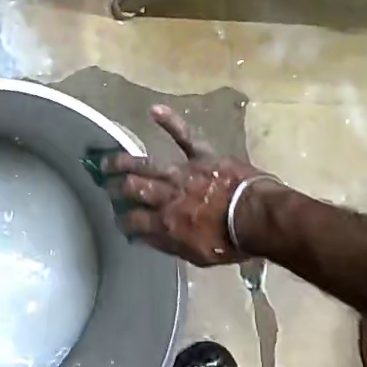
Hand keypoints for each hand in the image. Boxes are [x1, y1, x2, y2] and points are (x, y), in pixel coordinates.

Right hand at [100, 105, 276, 266]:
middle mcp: (166, 195)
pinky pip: (184, 136)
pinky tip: (154, 110)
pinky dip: (170, 122)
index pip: (132, 220)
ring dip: (123, 162)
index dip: (122, 221)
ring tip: (107, 162)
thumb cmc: (230, 242)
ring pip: (145, 165)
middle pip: (132, 188)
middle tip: (107, 187)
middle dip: (116, 188)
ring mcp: (183, 173)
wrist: (259, 218)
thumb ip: (167, 245)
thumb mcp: (195, 255)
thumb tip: (143, 237)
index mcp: (164, 222)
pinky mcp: (202, 157)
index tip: (119, 221)